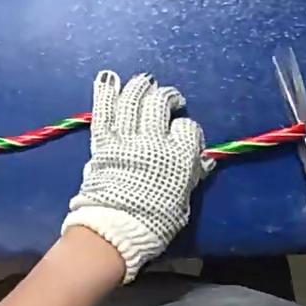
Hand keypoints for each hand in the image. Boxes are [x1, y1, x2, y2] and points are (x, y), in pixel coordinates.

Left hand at [61, 71, 208, 282]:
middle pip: (160, 106)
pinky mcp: (103, 143)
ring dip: (139, 87)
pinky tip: (108, 76)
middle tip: (166, 96)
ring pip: (132, 102)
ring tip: (144, 81)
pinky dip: (105, 92)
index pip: (187, 128)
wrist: (115, 228)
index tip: (181, 131)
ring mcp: (125, 139)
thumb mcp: (182, 199)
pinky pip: (104, 112)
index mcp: (179, 157)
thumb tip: (202, 160)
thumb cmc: (153, 221)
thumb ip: (190, 175)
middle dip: (166, 96)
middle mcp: (153, 141)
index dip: (185, 128)